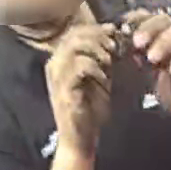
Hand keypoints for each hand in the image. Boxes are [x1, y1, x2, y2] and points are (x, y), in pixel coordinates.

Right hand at [45, 23, 116, 155]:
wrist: (81, 140)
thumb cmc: (90, 114)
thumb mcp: (99, 82)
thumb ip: (102, 63)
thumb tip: (114, 41)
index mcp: (61, 59)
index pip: (75, 31)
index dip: (96, 29)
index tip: (115, 32)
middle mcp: (55, 63)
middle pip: (75, 34)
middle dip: (98, 38)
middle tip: (114, 48)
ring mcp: (57, 75)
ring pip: (77, 46)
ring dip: (98, 52)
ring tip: (109, 65)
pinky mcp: (64, 88)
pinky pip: (81, 66)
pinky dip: (96, 70)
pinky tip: (104, 81)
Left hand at [125, 9, 170, 130]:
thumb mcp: (150, 76)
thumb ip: (139, 60)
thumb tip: (123, 46)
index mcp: (162, 38)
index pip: (150, 18)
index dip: (137, 19)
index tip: (124, 27)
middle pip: (164, 21)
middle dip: (149, 29)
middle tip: (137, 42)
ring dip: (164, 44)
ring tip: (152, 58)